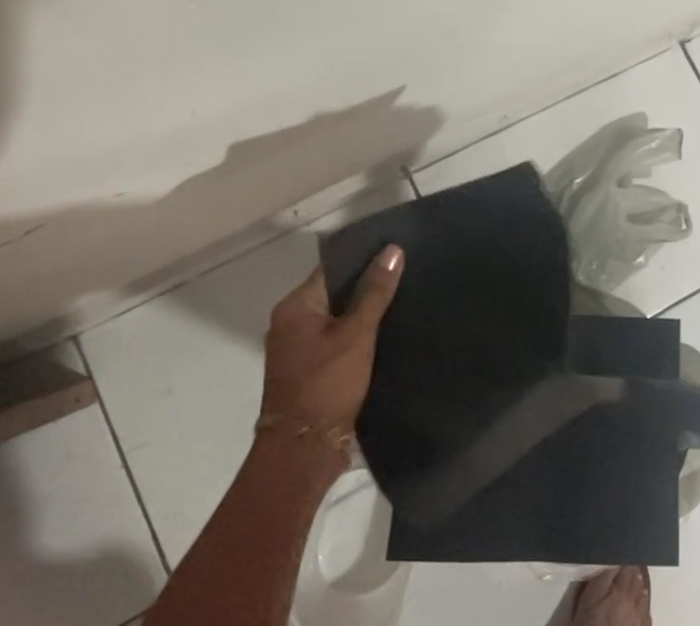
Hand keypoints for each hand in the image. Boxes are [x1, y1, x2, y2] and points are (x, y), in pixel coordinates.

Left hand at [259, 244, 404, 432]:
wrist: (304, 451)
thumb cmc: (326, 385)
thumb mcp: (356, 335)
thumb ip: (375, 292)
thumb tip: (392, 249)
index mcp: (294, 307)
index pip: (332, 269)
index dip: (363, 259)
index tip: (396, 252)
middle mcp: (291, 323)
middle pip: (335, 294)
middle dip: (367, 288)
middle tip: (409, 276)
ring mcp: (299, 351)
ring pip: (338, 320)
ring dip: (364, 316)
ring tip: (405, 302)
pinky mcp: (312, 373)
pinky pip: (338, 344)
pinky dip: (359, 339)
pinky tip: (389, 337)